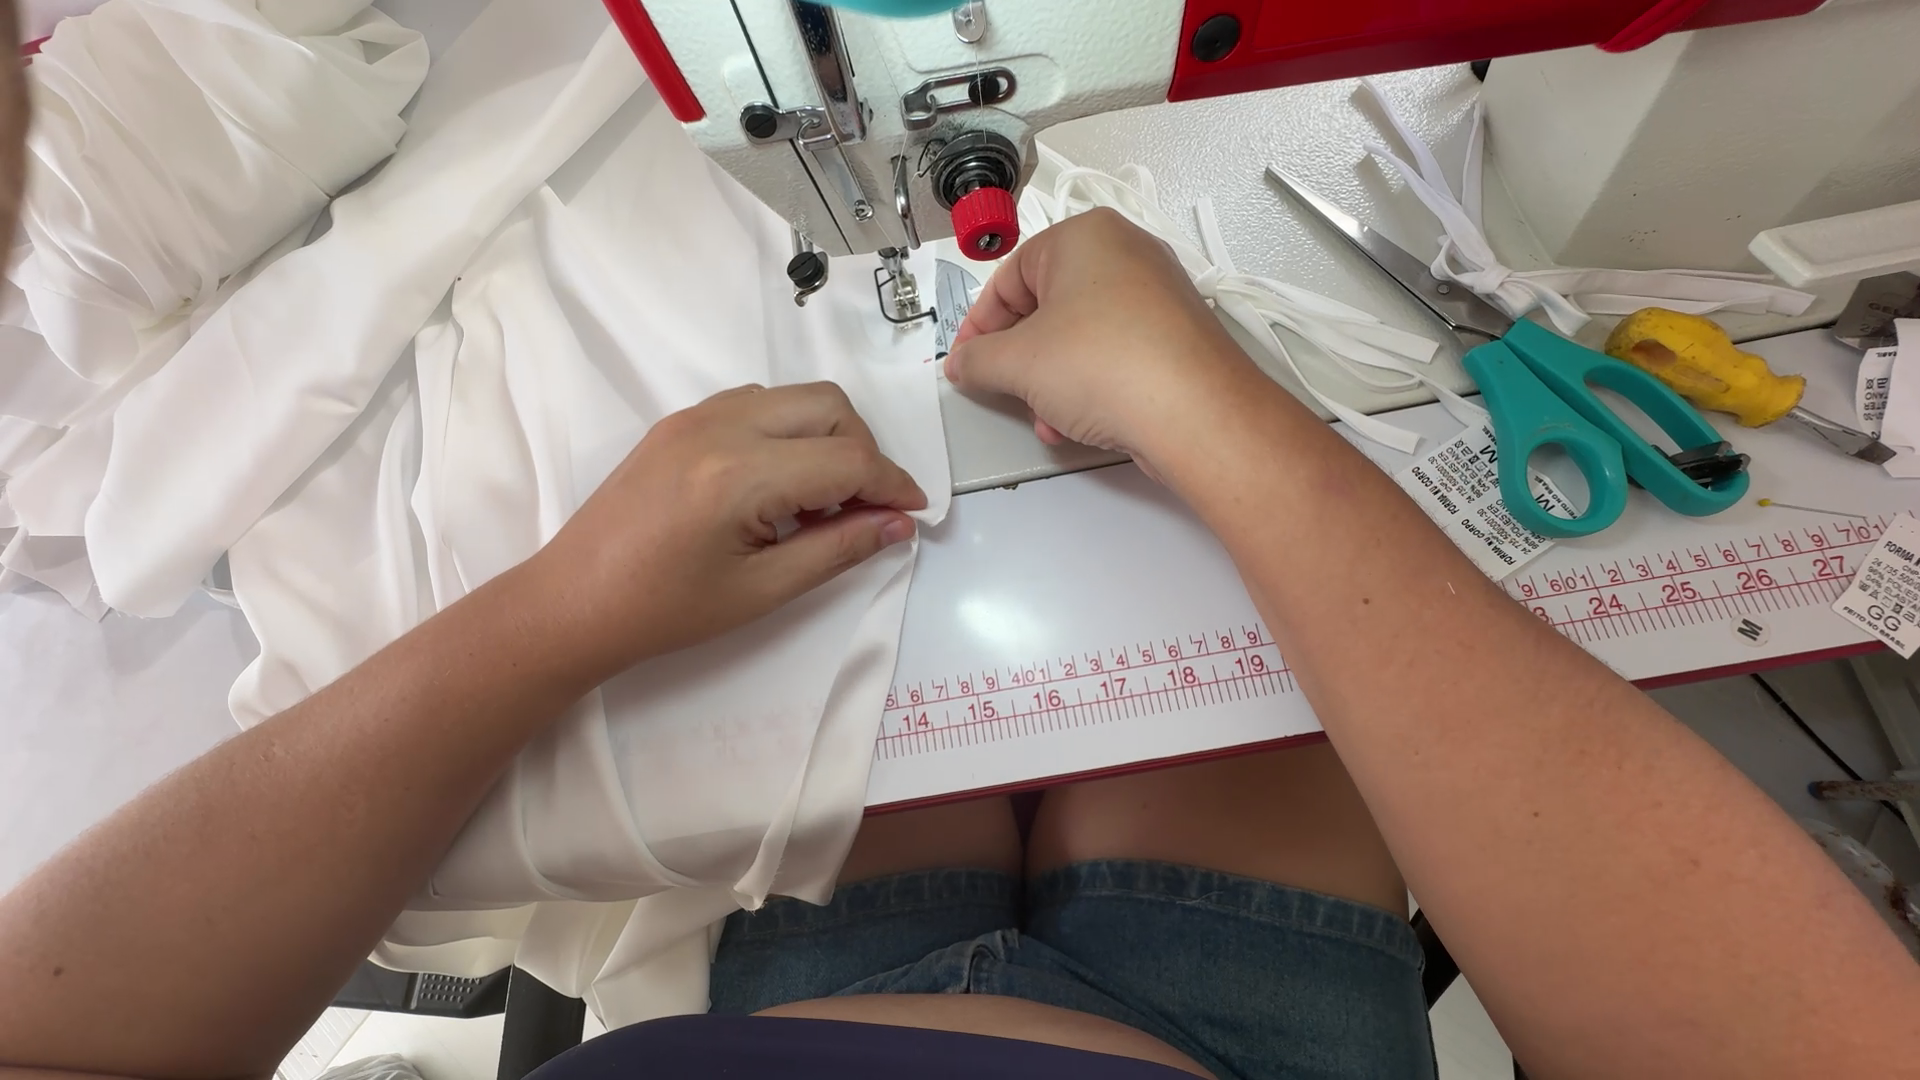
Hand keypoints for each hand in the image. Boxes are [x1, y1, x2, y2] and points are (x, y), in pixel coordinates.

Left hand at [530, 382, 926, 679]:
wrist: (572, 602)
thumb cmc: (667, 610)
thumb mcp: (764, 590)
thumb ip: (840, 549)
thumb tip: (899, 526)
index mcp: (740, 474)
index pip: (848, 459)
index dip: (893, 485)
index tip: (912, 515)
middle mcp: (721, 426)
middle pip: (830, 407)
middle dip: (865, 452)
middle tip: (865, 508)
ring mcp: (696, 416)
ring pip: (797, 397)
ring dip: (829, 438)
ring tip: (823, 500)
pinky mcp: (681, 421)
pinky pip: (760, 404)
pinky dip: (791, 432)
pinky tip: (781, 483)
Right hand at [943, 207, 1265, 468]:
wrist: (1193, 414)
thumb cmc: (1106, 365)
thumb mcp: (1018, 362)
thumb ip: (976, 360)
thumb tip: (961, 364)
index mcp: (1084, 236)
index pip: (1009, 277)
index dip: (978, 325)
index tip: (965, 362)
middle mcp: (1125, 254)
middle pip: (1045, 308)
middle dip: (1018, 359)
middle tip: (1003, 388)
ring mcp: (1155, 296)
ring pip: (1078, 337)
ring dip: (1049, 381)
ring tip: (1045, 414)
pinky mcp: (1173, 338)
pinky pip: (1112, 355)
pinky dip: (1086, 385)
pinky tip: (1076, 422)